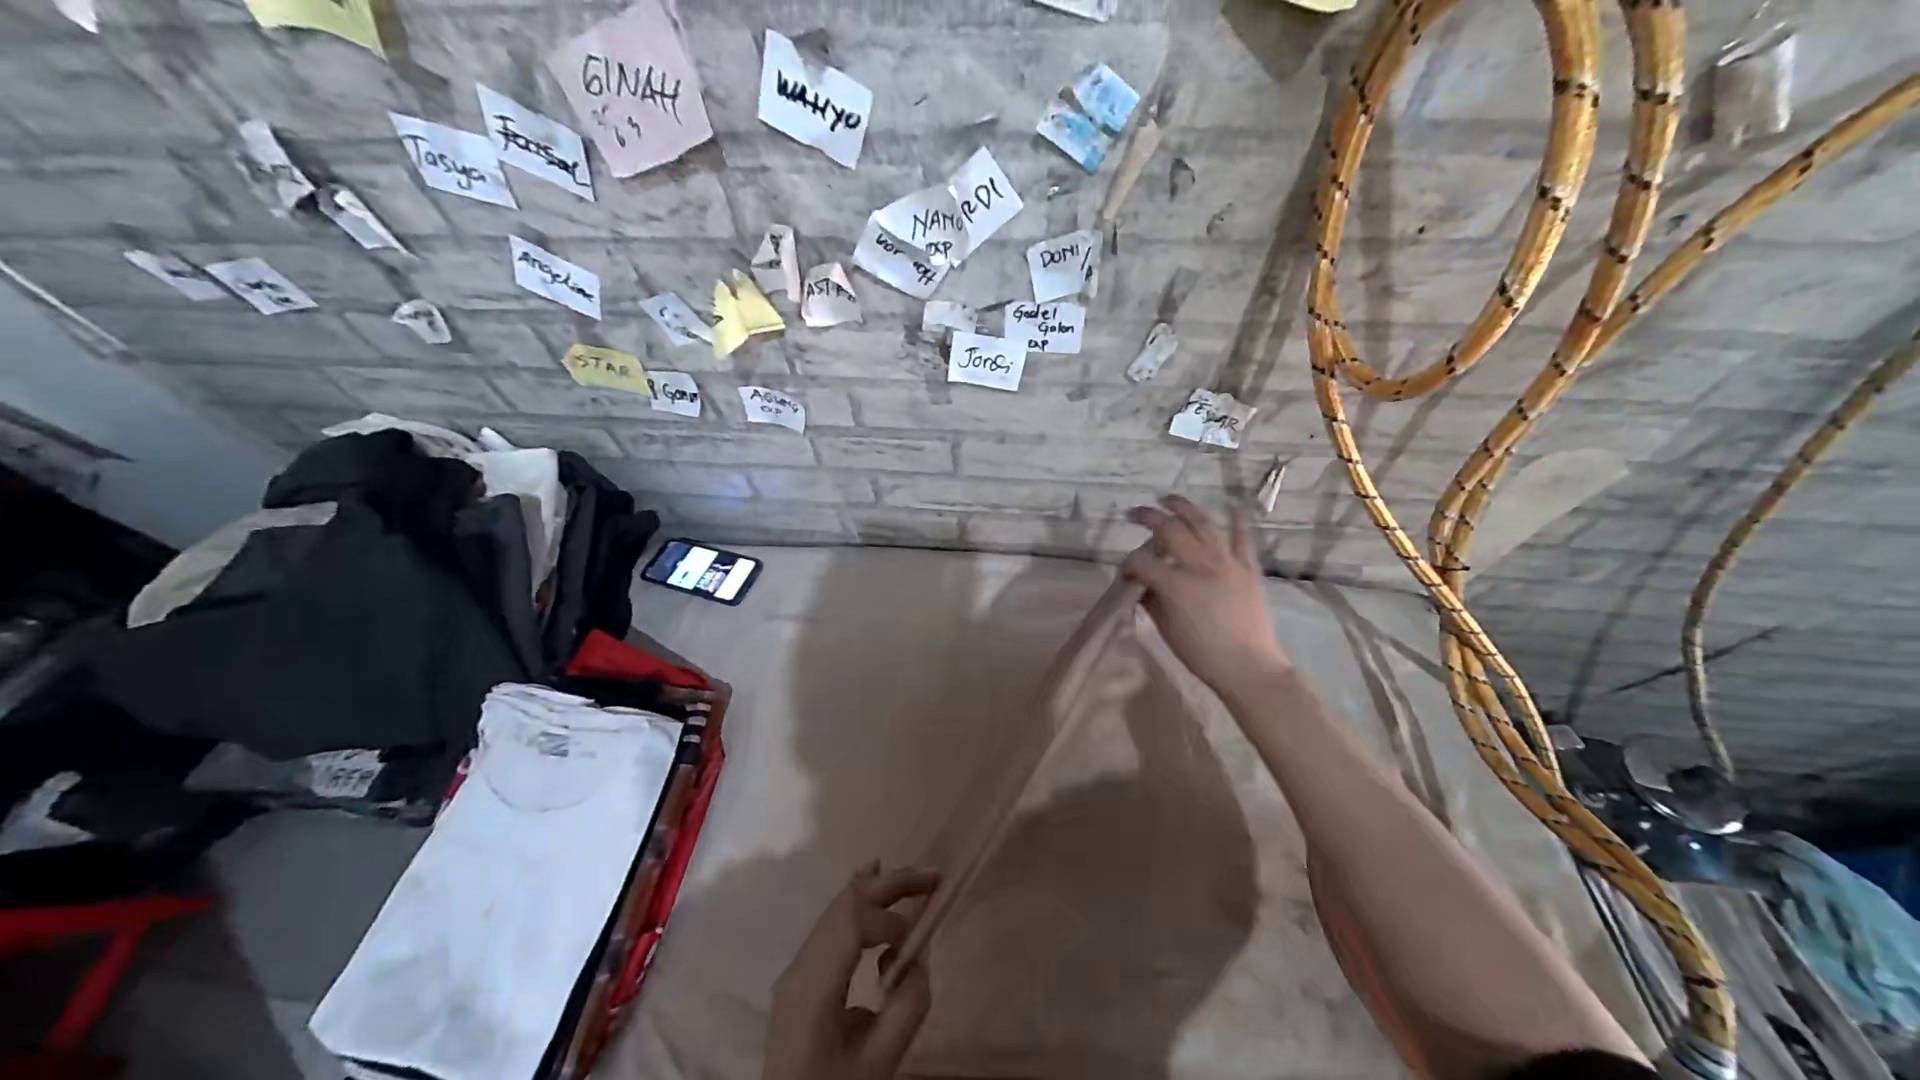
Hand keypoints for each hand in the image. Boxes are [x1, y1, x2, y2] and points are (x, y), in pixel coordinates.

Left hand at [765, 863, 939, 1079]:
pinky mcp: (800, 977)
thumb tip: (918, 958)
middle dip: (892, 884)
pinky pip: (830, 925)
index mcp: (813, 989)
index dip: (890, 919)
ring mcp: (795, 970)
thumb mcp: (881, 1062)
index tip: (915, 942)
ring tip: (916, 880)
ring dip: (878, 890)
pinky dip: (860, 904)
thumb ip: (908, 1006)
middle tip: (934, 877)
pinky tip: (877, 886)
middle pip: (844, 905)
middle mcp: (798, 968)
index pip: (851, 924)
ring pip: (836, 909)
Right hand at [1123, 495, 1291, 696]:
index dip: (1128, 564)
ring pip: (1202, 524)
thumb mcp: (1166, 628)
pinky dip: (1237, 518)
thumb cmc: (1201, 654)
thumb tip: (1143, 586)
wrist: (1248, 667)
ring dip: (1183, 506)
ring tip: (1168, 498)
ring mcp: (1226, 563)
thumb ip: (1152, 601)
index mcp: (1175, 585)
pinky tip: (1230, 504)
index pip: (1142, 562)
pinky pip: (1242, 537)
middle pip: (1168, 530)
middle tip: (1134, 514)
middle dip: (1147, 517)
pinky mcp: (1248, 568)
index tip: (1125, 573)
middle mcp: (1200, 565)